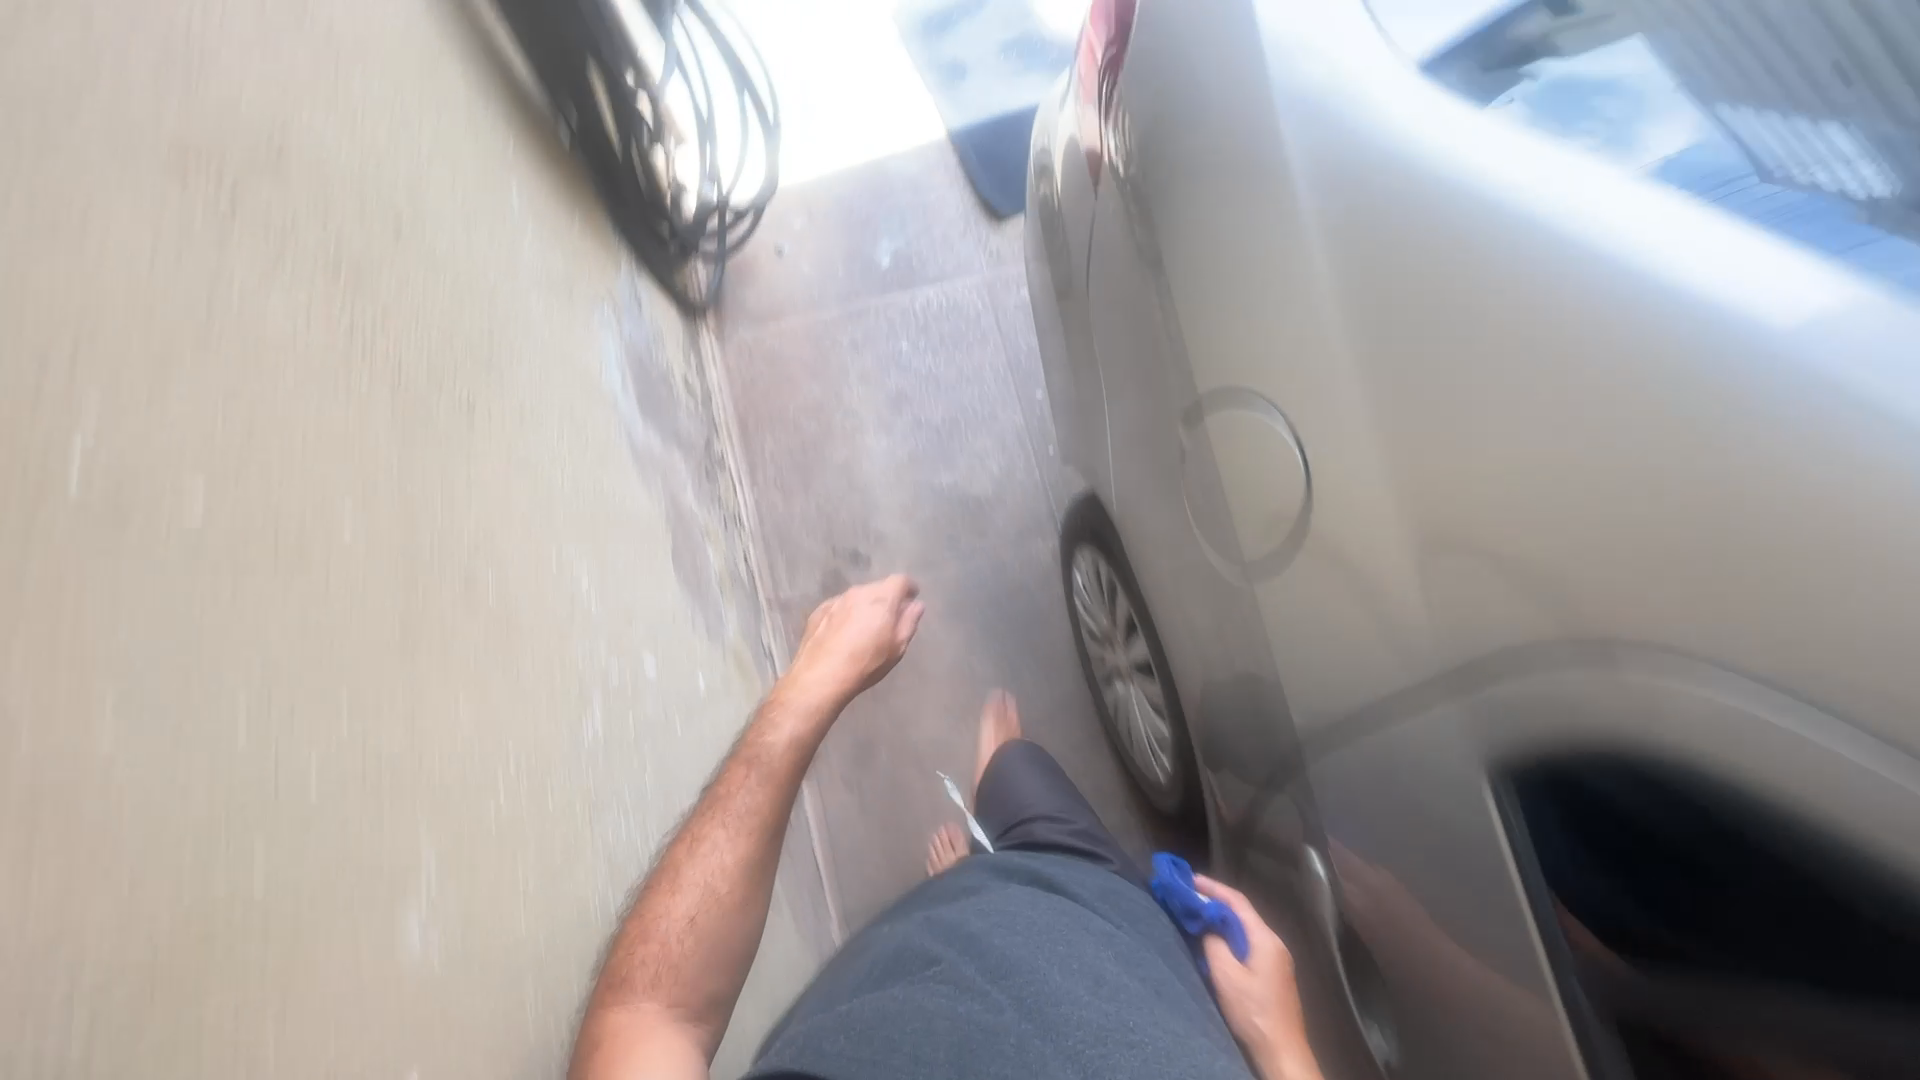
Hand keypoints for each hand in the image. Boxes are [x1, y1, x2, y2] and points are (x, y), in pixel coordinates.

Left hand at [780, 575, 924, 710]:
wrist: (821, 676)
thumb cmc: (866, 663)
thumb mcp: (897, 647)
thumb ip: (909, 621)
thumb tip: (916, 605)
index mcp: (882, 598)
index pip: (900, 580)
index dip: (909, 587)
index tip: (912, 598)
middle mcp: (858, 593)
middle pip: (878, 587)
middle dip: (887, 598)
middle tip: (890, 618)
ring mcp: (836, 600)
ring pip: (857, 597)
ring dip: (865, 606)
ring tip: (866, 628)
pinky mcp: (819, 611)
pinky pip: (840, 606)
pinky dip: (847, 614)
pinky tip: (844, 634)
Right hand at [1194, 874, 1321, 1079]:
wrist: (1283, 1053)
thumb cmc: (1254, 1012)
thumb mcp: (1226, 976)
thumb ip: (1214, 943)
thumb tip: (1208, 927)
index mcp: (1266, 939)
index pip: (1237, 902)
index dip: (1213, 888)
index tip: (1189, 880)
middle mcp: (1275, 944)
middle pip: (1242, 913)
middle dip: (1216, 902)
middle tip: (1190, 896)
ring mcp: (1277, 960)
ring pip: (1245, 930)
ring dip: (1222, 920)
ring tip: (1198, 915)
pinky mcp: (1274, 975)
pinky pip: (1249, 944)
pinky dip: (1230, 937)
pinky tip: (1216, 943)